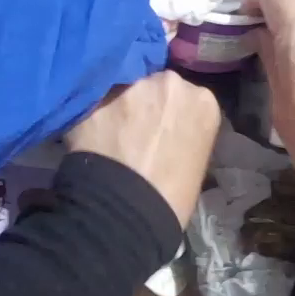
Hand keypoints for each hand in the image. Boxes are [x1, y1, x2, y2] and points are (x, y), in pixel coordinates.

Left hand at [65, 70, 220, 226]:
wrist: (129, 212)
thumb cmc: (172, 200)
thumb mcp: (196, 164)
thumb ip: (184, 136)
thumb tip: (164, 135)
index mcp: (204, 102)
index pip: (187, 100)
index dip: (171, 116)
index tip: (162, 133)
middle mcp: (170, 84)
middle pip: (156, 87)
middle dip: (146, 105)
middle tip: (135, 133)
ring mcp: (131, 87)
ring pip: (123, 90)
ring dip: (119, 108)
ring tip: (110, 136)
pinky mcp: (96, 97)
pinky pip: (93, 102)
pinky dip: (92, 116)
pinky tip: (90, 137)